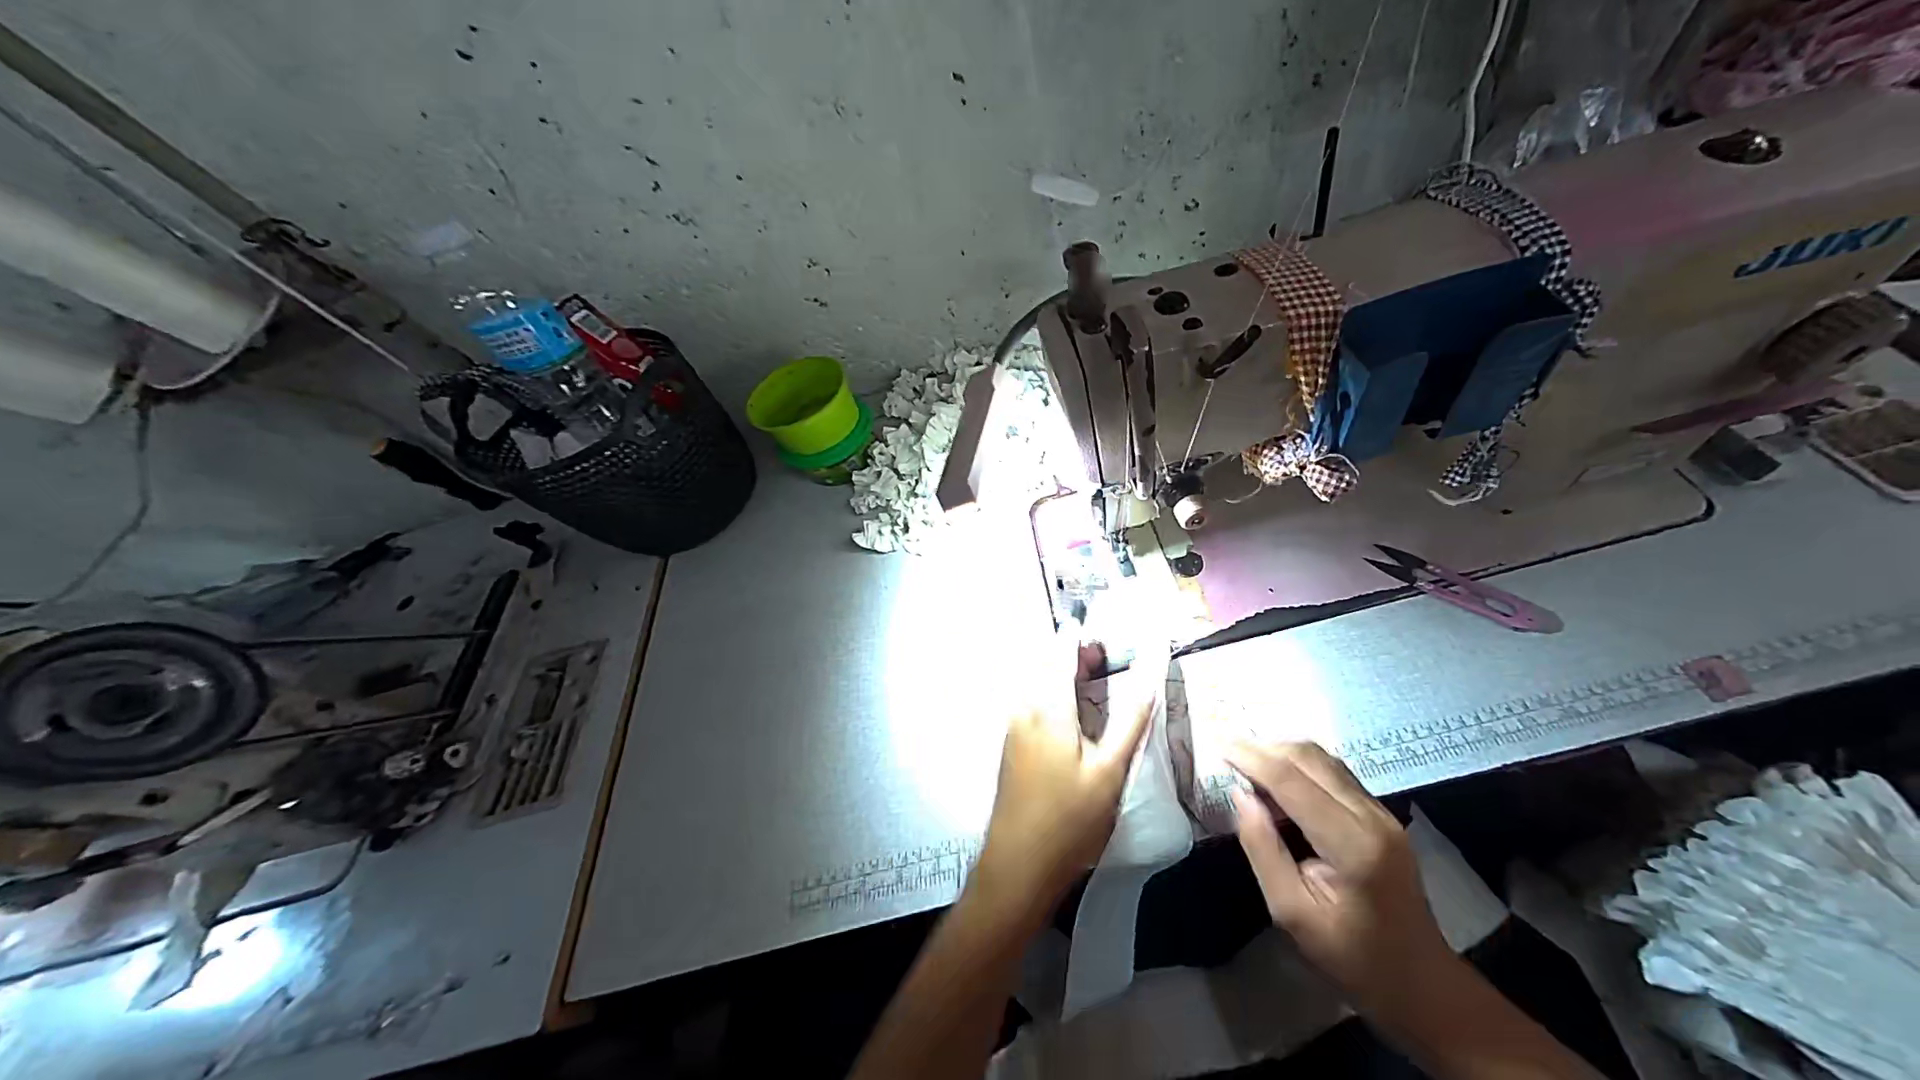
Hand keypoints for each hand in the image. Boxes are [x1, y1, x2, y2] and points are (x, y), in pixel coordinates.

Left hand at [970, 639, 1155, 926]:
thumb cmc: (1070, 819)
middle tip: (1104, 656)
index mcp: (1048, 706)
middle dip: (1073, 652)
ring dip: (1061, 673)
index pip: (1060, 651)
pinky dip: (1052, 693)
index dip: (1080, 635)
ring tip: (1094, 680)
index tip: (1104, 629)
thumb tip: (1152, 668)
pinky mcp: (1011, 744)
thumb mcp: (1111, 769)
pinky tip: (1074, 714)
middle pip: (1046, 663)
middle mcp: (1024, 707)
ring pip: (1037, 682)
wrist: (1018, 864)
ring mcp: (1013, 726)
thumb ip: (1132, 717)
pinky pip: (1032, 701)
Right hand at [1226, 740, 1454, 1014]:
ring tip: (1245, 758)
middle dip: (1264, 747)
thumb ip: (1262, 848)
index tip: (1217, 743)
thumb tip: (1240, 795)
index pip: (1292, 781)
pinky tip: (1277, 777)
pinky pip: (1334, 774)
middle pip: (1310, 758)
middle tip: (1226, 748)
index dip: (1251, 757)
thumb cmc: (1352, 957)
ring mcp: (1382, 813)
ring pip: (1324, 760)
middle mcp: (1372, 817)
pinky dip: (1300, 765)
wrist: (1421, 982)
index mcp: (1352, 843)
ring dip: (1282, 752)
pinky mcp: (1382, 816)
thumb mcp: (1291, 912)